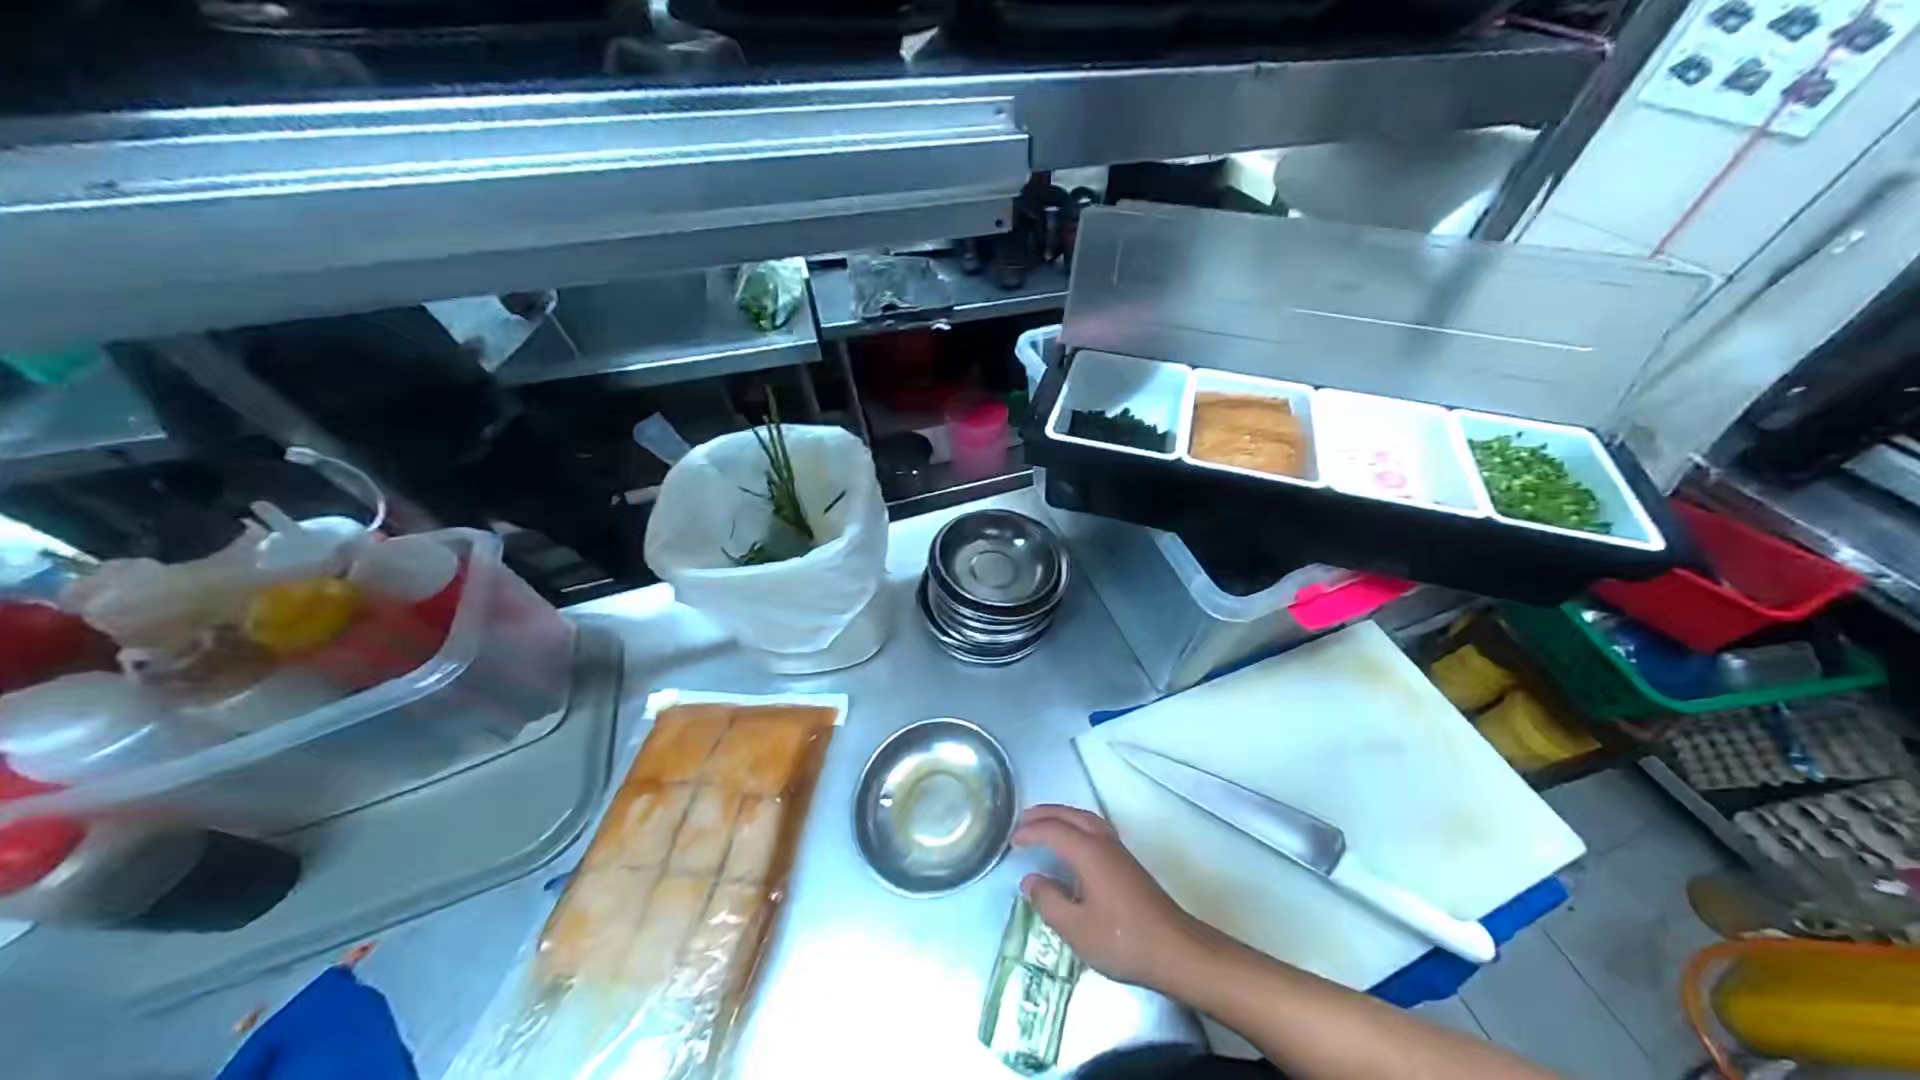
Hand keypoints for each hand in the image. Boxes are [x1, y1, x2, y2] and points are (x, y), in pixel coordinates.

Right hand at [1011, 804, 1226, 992]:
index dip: (1030, 832)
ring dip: (1063, 816)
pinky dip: (1077, 825)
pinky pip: (1096, 829)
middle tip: (1023, 820)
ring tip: (1045, 824)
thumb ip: (1048, 901)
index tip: (1011, 841)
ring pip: (1086, 819)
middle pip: (1071, 815)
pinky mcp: (1128, 864)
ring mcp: (1119, 852)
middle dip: (1046, 814)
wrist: (1176, 950)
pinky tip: (1074, 843)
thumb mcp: (1076, 928)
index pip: (1053, 831)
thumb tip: (1031, 880)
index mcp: (1089, 852)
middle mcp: (1104, 843)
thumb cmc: (1123, 939)